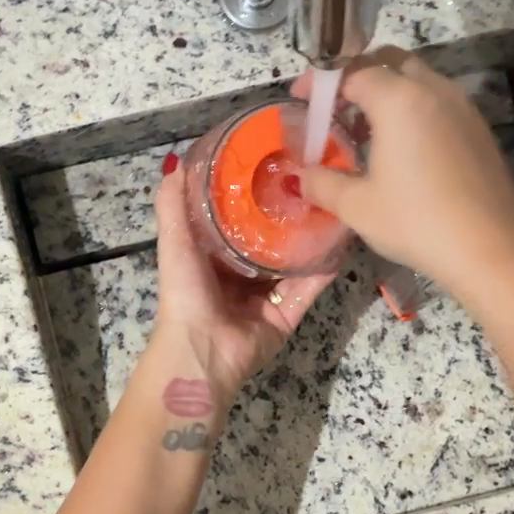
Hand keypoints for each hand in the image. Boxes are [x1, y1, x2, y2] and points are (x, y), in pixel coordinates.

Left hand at [150, 167, 332, 401]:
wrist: (200, 351)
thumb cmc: (185, 294)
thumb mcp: (174, 242)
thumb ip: (173, 205)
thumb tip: (176, 162)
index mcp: (211, 260)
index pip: (233, 222)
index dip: (248, 196)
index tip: (268, 163)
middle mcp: (239, 278)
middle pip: (266, 242)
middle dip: (284, 217)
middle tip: (309, 182)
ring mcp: (264, 298)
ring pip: (291, 265)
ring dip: (309, 240)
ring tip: (332, 206)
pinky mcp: (285, 316)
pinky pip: (307, 290)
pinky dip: (323, 270)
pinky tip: (341, 244)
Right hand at [297, 48, 513, 285]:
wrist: (486, 245)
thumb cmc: (414, 221)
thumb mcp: (357, 206)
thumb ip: (322, 184)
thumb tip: (298, 177)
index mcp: (397, 100)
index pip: (353, 71)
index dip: (322, 82)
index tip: (301, 97)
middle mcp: (432, 90)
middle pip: (390, 62)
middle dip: (359, 77)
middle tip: (337, 109)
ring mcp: (461, 106)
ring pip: (418, 81)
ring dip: (388, 94)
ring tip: (367, 133)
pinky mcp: (478, 129)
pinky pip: (438, 103)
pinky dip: (414, 112)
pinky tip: (403, 151)